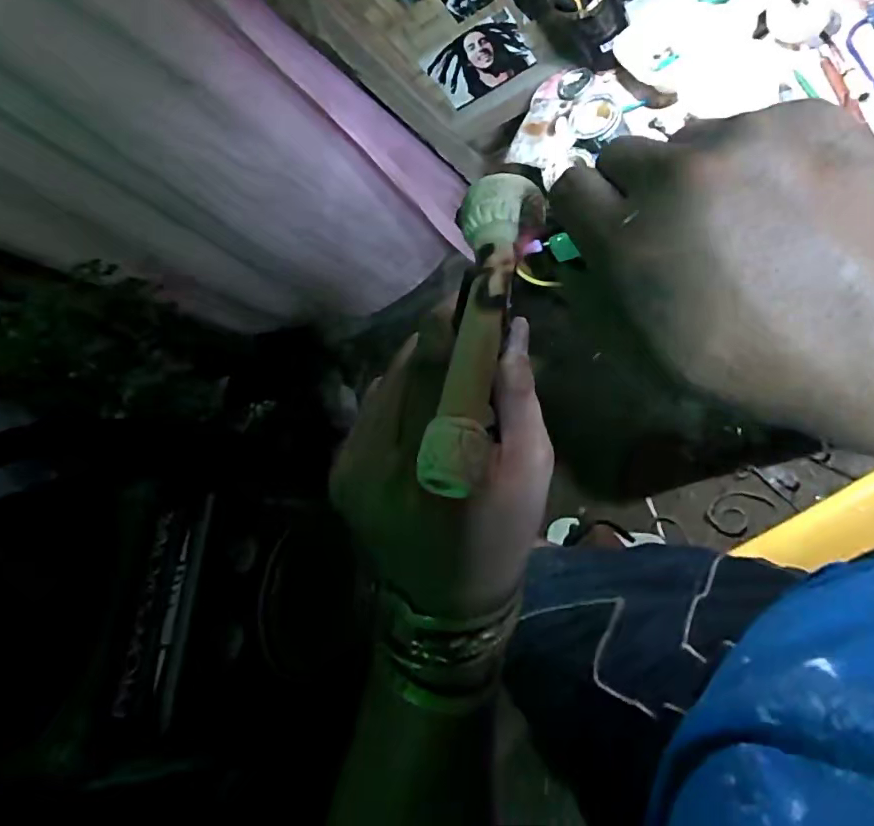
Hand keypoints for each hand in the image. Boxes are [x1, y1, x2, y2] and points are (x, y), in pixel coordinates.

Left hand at [330, 317, 553, 618]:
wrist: (443, 603)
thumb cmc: (503, 532)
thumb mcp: (532, 468)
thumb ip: (519, 396)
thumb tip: (512, 331)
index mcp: (450, 461)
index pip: (455, 364)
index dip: (469, 313)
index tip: (481, 270)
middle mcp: (391, 457)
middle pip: (414, 363)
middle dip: (442, 324)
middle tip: (462, 295)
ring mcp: (355, 464)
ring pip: (387, 378)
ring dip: (418, 353)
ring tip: (446, 341)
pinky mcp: (341, 471)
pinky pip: (371, 404)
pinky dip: (396, 385)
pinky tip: (419, 387)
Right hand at [550, 103, 873, 469]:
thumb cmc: (779, 365)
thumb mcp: (667, 357)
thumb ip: (608, 298)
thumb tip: (583, 256)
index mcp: (634, 240)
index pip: (569, 186)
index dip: (584, 206)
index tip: (606, 222)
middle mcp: (676, 174)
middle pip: (620, 152)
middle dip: (637, 186)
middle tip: (681, 222)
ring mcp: (744, 135)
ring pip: (689, 138)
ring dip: (700, 170)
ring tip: (755, 212)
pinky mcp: (804, 112)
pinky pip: (754, 126)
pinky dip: (761, 157)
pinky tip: (806, 196)